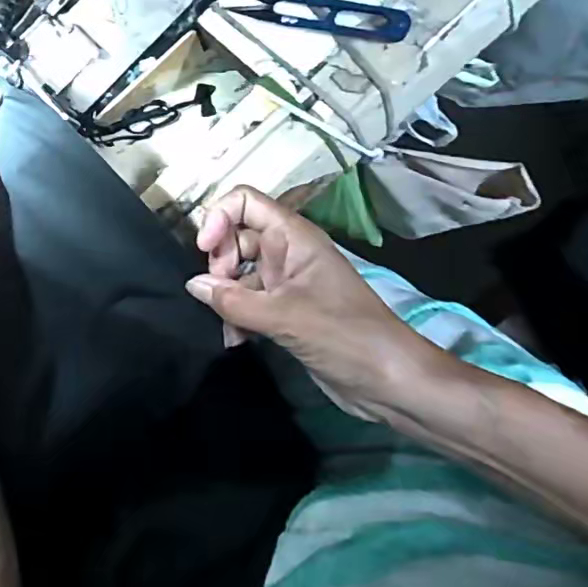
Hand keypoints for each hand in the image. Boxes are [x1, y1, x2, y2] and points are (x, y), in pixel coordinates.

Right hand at [185, 186, 456, 421]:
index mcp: (293, 237)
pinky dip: (235, 315)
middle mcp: (287, 251)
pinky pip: (247, 300)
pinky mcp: (285, 309)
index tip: (204, 249)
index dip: (219, 217)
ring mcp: (286, 281)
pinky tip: (235, 340)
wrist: (394, 385)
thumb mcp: (285, 317)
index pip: (245, 201)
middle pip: (235, 236)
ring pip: (238, 272)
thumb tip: (193, 285)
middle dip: (219, 263)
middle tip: (217, 292)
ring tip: (227, 326)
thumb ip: (233, 300)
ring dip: (225, 295)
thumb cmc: (346, 337)